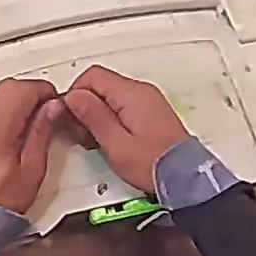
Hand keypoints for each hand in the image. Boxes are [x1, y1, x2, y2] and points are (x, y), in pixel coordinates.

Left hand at [0, 78, 64, 213]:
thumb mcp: (32, 168)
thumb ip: (42, 132)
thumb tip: (52, 108)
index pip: (21, 88)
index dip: (43, 91)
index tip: (54, 102)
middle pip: (6, 88)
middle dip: (28, 95)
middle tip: (45, 114)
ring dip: (10, 102)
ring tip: (24, 126)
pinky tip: (4, 131)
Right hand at [61, 65, 186, 194]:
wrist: (185, 179)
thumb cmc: (154, 165)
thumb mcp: (115, 143)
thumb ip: (92, 115)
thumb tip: (74, 96)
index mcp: (132, 94)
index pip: (92, 76)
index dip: (74, 94)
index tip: (69, 116)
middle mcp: (141, 92)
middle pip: (100, 84)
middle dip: (84, 105)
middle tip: (80, 132)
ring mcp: (147, 101)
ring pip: (109, 95)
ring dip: (96, 114)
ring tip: (95, 140)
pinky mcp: (150, 112)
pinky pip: (121, 105)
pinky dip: (109, 119)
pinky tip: (108, 139)